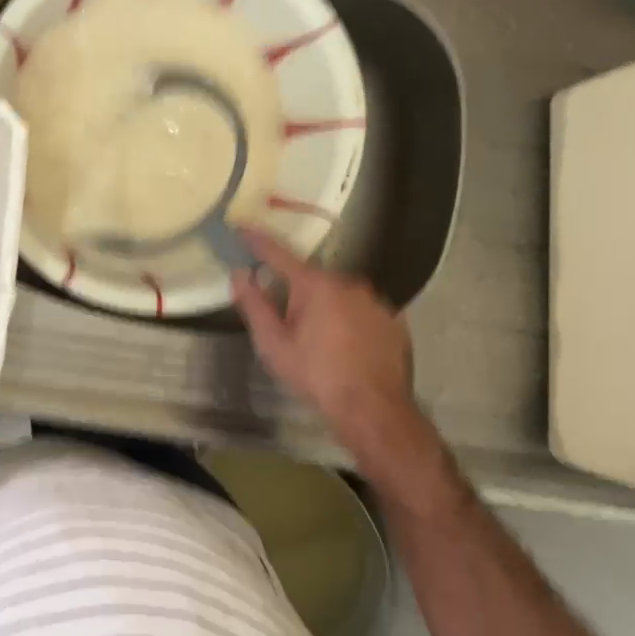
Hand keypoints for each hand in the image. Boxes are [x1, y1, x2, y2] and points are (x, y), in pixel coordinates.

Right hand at [230, 228, 433, 479]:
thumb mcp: (273, 343)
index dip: (257, 240)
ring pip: (339, 295)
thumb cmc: (315, 374)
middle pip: (312, 278)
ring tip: (317, 340)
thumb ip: (254, 305)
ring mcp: (377, 301)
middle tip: (285, 323)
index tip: (242, 226)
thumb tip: (240, 274)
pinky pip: (361, 310)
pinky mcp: (394, 320)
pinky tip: (343, 346)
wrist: (373, 408)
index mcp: (316, 285)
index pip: (279, 254)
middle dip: (296, 291)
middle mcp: (349, 284)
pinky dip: (348, 319)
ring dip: (324, 307)